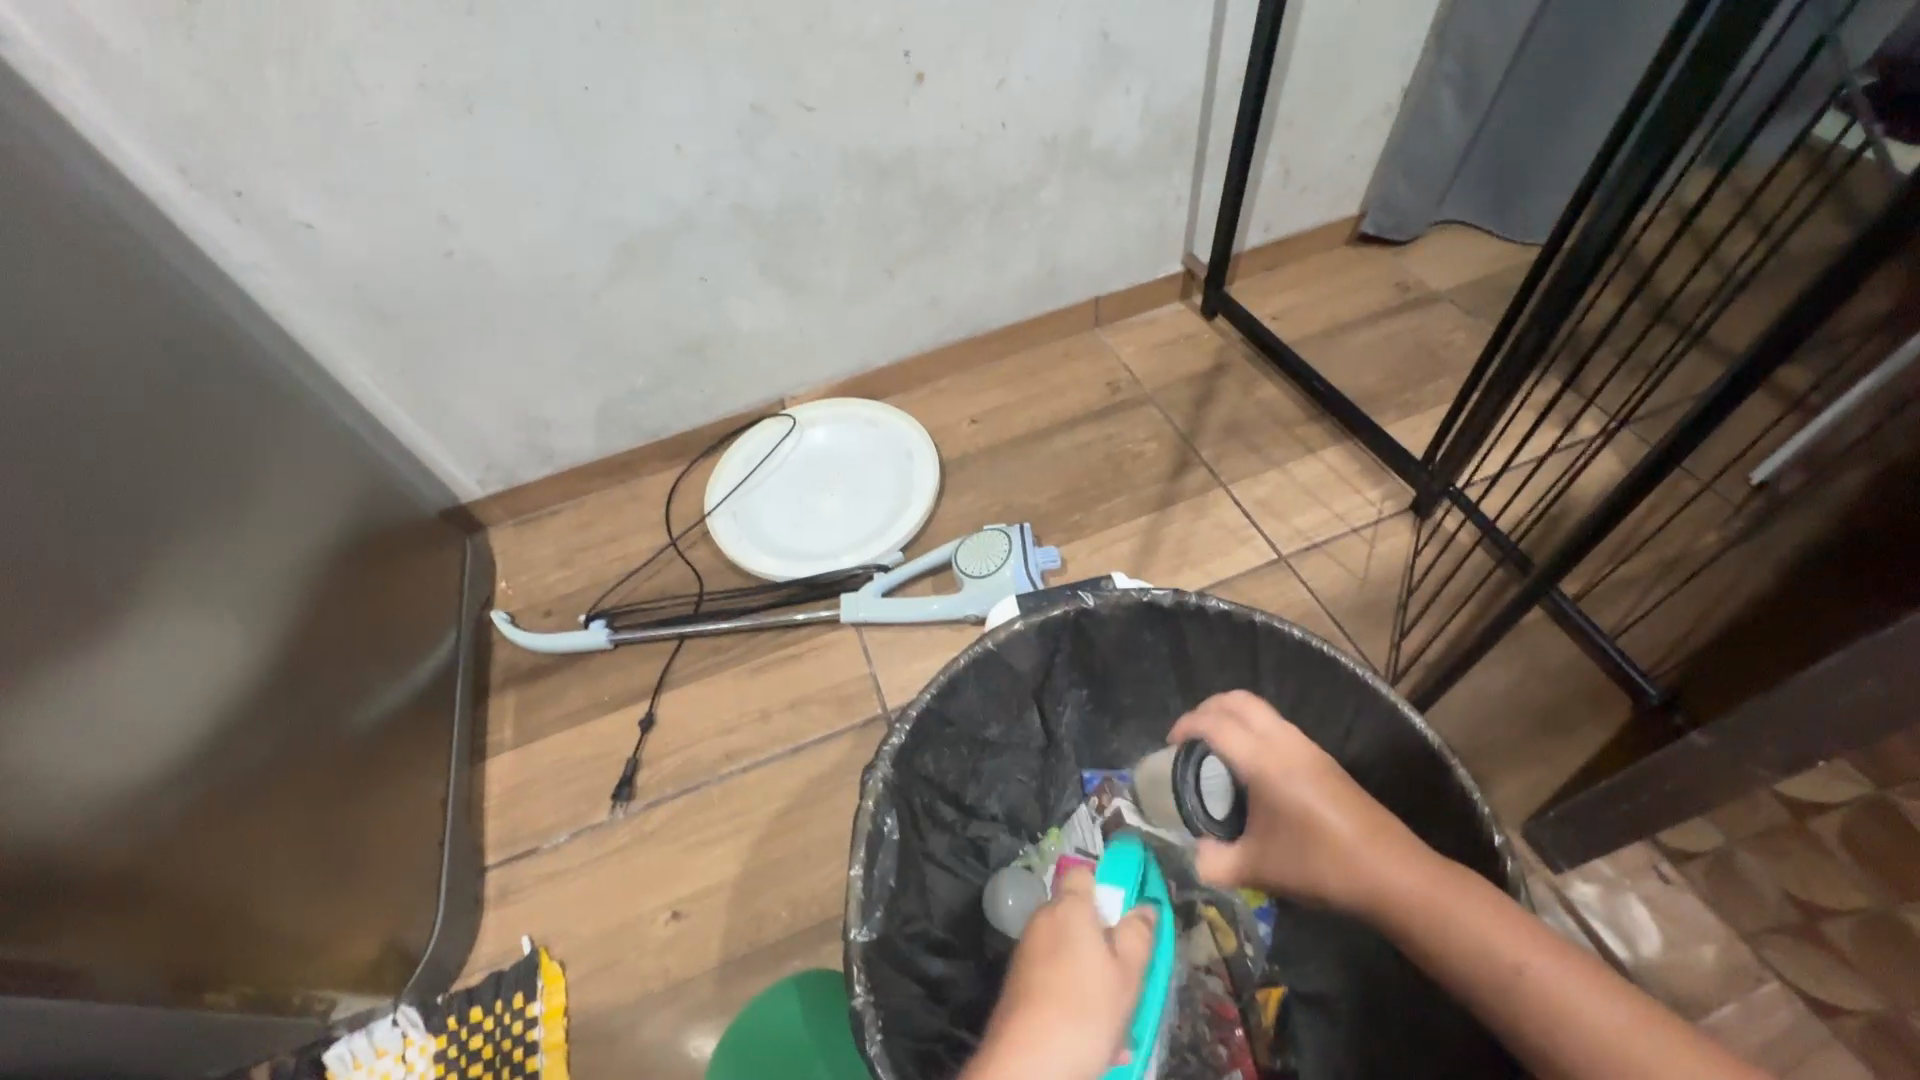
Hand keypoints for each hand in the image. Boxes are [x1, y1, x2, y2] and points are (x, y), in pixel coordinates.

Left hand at [963, 866, 1156, 1079]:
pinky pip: (1055, 976)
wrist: (1025, 1063)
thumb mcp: (1128, 974)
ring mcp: (1026, 951)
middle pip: (1077, 915)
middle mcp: (1042, 920)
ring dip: (1091, 973)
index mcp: (1069, 908)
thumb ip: (1138, 934)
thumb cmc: (1084, 1011)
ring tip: (1114, 1014)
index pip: (1083, 874)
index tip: (1127, 917)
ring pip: (1069, 951)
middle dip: (1103, 940)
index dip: (1106, 888)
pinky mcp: (1018, 982)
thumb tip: (1144, 906)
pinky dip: (1073, 994)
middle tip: (1128, 974)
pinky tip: (1092, 1032)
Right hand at [1168, 690, 1436, 916]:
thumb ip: (1215, 861)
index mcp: (1263, 761)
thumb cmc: (1320, 866)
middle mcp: (1285, 742)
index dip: (1185, 726)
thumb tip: (1192, 857)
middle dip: (1206, 709)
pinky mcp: (1323, 760)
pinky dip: (1253, 731)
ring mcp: (1308, 748)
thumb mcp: (1256, 870)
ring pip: (1261, 710)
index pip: (1214, 722)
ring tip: (1215, 751)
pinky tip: (1249, 769)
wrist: (1392, 873)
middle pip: (1238, 700)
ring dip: (1232, 717)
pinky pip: (1277, 727)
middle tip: (1188, 738)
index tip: (1168, 746)